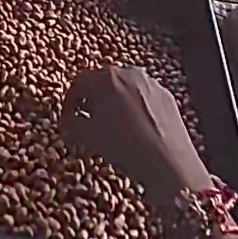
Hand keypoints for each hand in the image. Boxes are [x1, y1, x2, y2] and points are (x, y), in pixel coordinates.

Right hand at [59, 67, 211, 195]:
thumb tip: (68, 121)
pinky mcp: (166, 96)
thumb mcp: (89, 138)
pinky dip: (133, 106)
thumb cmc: (127, 148)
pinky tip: (133, 128)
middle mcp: (130, 74)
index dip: (69, 102)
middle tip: (86, 119)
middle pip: (102, 81)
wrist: (170, 164)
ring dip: (113, 102)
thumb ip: (72, 124)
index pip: (79, 83)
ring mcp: (151, 83)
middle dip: (92, 99)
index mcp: (108, 79)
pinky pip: (142, 96)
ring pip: (124, 88)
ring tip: (110, 125)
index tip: (67, 116)